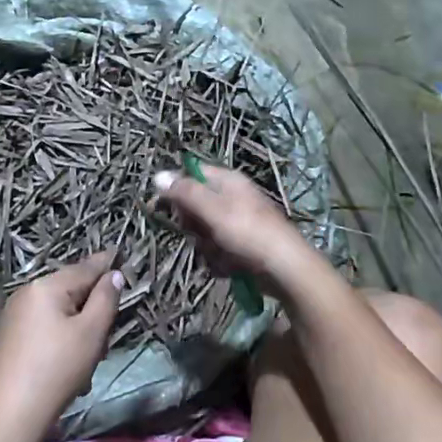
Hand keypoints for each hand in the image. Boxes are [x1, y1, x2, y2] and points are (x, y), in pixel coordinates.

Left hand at [0, 252, 122, 437]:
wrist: (7, 416)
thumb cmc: (56, 369)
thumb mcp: (91, 333)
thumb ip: (105, 300)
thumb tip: (113, 274)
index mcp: (46, 286)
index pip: (85, 268)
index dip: (106, 264)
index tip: (121, 253)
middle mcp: (26, 294)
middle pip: (71, 291)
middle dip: (93, 310)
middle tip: (106, 339)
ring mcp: (15, 317)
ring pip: (60, 314)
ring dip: (79, 332)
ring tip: (87, 364)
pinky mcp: (10, 340)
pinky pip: (46, 331)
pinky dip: (62, 344)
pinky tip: (69, 372)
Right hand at [152, 163, 313, 287]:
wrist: (284, 267)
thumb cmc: (248, 232)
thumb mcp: (212, 209)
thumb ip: (185, 193)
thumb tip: (158, 176)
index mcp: (228, 181)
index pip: (192, 174)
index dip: (178, 190)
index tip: (170, 207)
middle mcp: (233, 198)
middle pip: (195, 207)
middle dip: (194, 226)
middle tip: (202, 233)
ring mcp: (238, 223)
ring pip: (204, 233)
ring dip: (207, 247)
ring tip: (221, 253)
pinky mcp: (241, 246)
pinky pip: (217, 250)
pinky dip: (220, 260)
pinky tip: (229, 265)